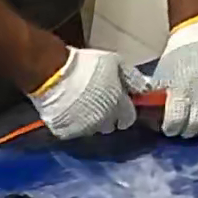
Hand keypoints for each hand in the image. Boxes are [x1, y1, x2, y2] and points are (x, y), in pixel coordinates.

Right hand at [28, 46, 148, 140]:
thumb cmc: (86, 66)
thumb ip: (131, 78)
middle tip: (99, 104)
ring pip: (90, 130)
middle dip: (107, 118)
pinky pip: (73, 132)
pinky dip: (73, 125)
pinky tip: (69, 113)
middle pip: (108, 127)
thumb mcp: (115, 63)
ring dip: (89, 122)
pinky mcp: (64, 134)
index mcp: (117, 105)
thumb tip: (144, 89)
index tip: (120, 106)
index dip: (125, 113)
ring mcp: (82, 130)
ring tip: (81, 107)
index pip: (128, 119)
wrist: (53, 76)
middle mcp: (101, 122)